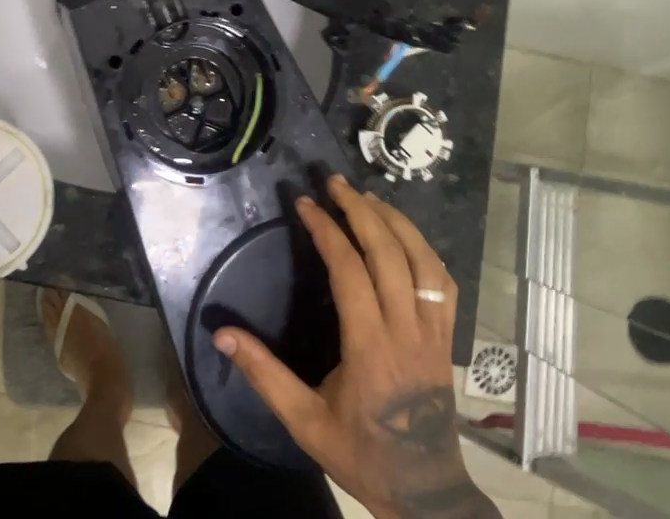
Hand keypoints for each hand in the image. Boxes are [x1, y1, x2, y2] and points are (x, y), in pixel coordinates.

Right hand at [214, 175, 498, 518]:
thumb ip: (264, 376)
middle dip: (361, 210)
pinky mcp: (447, 337)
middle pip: (390, 253)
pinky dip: (425, 249)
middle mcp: (407, 330)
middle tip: (334, 181)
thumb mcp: (304, 421)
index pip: (350, 271)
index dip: (327, 231)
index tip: (305, 204)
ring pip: (423, 260)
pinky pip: (444, 282)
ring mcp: (434, 331)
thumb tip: (222, 336)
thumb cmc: (360, 453)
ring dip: (395, 221)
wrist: (424, 488)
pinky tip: (406, 235)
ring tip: (367, 197)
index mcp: (371, 348)